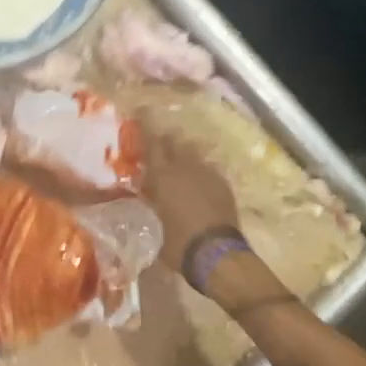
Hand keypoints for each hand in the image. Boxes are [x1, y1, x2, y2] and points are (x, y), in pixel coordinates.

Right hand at [139, 130, 240, 275]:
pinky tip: (199, 181)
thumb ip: (151, 204)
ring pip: (193, 154)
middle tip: (158, 142)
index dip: (146, 127)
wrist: (218, 254)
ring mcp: (207, 174)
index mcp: (164, 176)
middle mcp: (185, 168)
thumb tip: (146, 197)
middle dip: (166, 140)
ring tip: (180, 161)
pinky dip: (200, 171)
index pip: (152, 144)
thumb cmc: (179, 243)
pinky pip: (208, 169)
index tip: (141, 112)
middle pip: (174, 143)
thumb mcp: (154, 225)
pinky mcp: (223, 184)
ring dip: (185, 155)